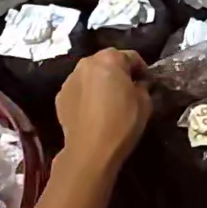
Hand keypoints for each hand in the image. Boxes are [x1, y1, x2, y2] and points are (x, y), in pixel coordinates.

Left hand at [54, 49, 150, 171]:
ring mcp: (70, 79)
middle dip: (119, 72)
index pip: (132, 57)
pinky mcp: (60, 97)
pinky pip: (79, 89)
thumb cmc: (122, 122)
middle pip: (108, 62)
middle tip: (128, 90)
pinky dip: (87, 94)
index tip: (147, 83)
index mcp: (110, 59)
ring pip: (91, 75)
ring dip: (101, 82)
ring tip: (109, 101)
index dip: (142, 70)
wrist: (90, 151)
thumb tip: (138, 85)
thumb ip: (142, 86)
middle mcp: (87, 63)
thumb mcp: (145, 102)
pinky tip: (94, 110)